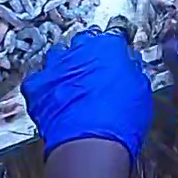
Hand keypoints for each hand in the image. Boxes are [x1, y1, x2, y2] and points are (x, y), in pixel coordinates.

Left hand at [22, 29, 152, 159]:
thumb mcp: (141, 90)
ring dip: (65, 67)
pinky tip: (51, 97)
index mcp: (107, 46)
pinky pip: (36, 81)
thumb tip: (130, 68)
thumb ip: (132, 72)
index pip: (112, 35)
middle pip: (82, 42)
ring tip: (73, 83)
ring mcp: (55, 67)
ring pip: (57, 57)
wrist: (90, 143)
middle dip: (89, 52)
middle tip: (96, 69)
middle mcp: (79, 50)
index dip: (115, 46)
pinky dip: (43, 88)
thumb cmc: (120, 119)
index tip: (117, 53)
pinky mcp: (36, 87)